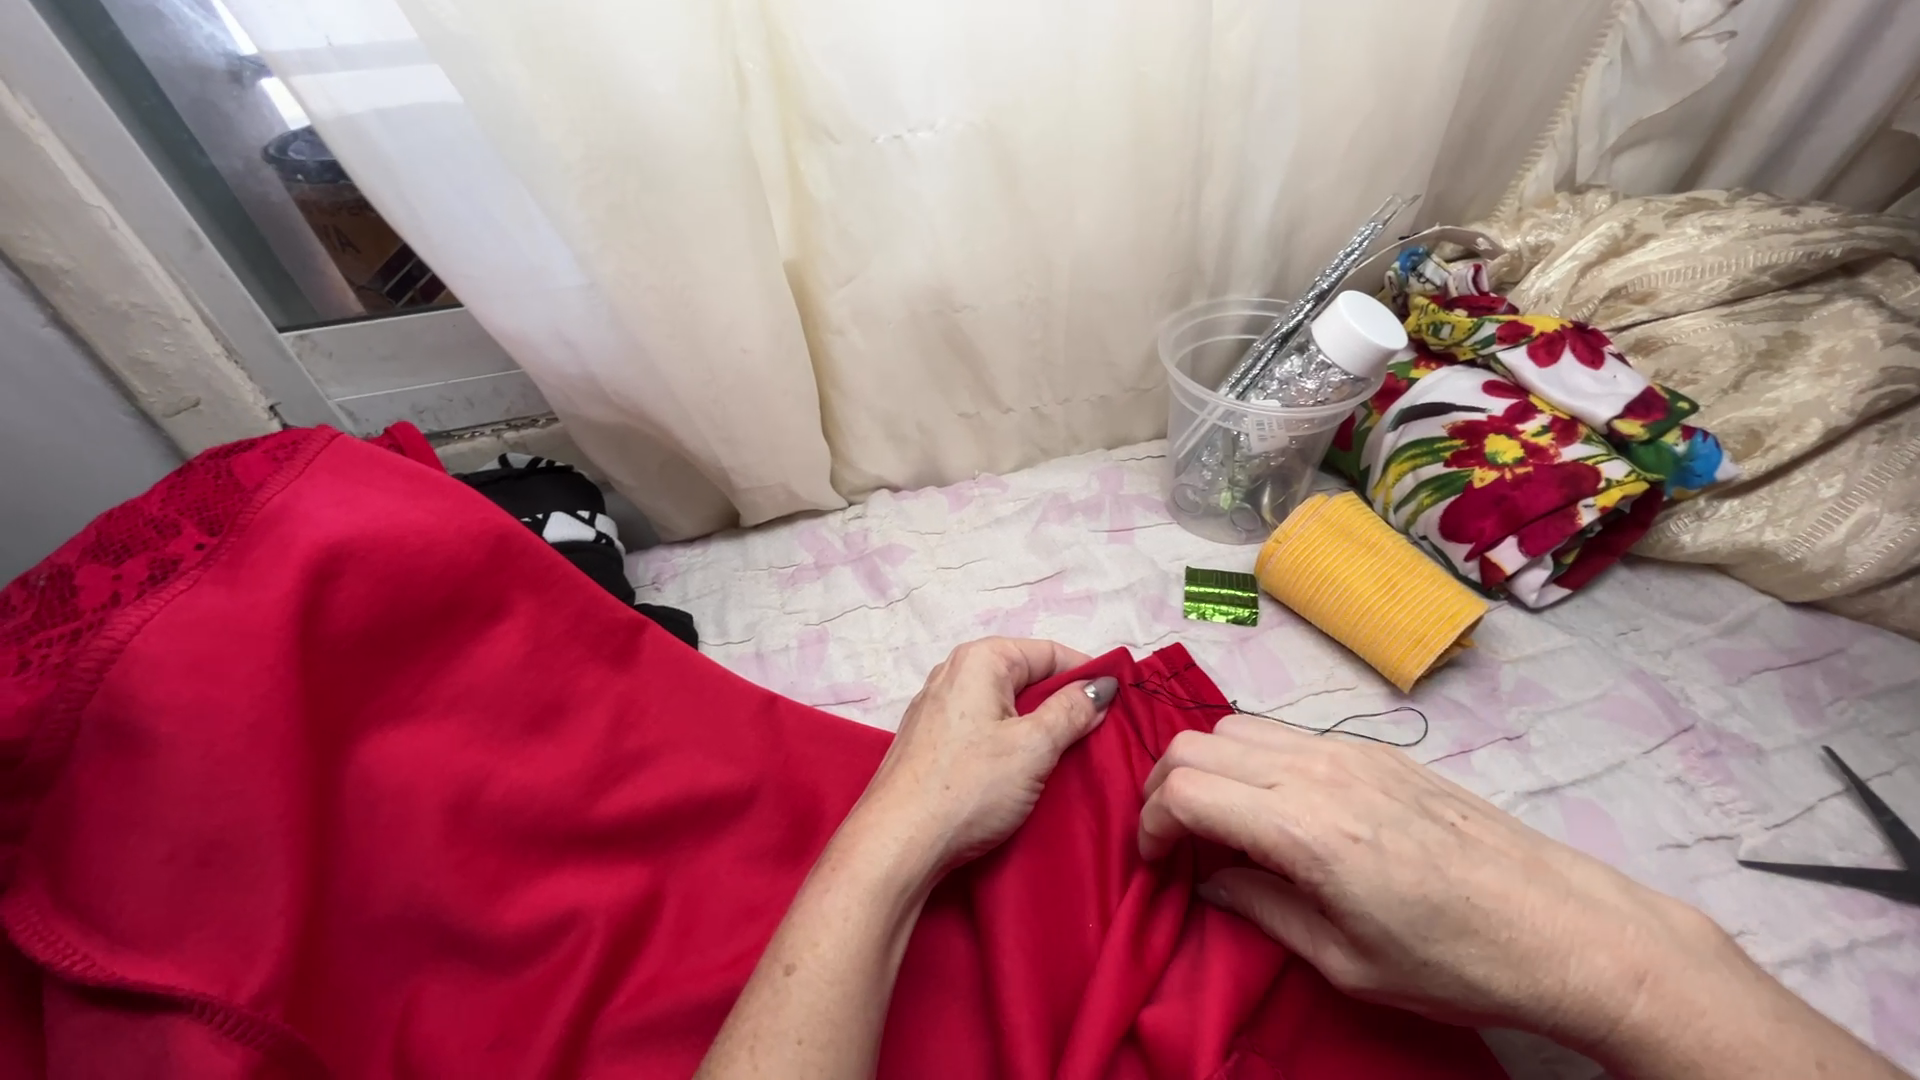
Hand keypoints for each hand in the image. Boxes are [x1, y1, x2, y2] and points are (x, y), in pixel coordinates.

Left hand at [859, 637, 1117, 873]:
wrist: (897, 843)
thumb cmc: (969, 786)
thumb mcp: (1034, 746)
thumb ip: (1072, 711)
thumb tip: (1101, 688)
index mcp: (980, 659)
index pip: (1049, 652)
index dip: (1087, 674)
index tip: (1119, 702)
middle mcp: (954, 672)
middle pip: (1025, 676)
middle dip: (1063, 702)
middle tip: (1100, 733)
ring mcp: (937, 707)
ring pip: (1005, 704)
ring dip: (1038, 725)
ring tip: (1069, 754)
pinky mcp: (931, 740)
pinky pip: (984, 726)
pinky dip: (1010, 740)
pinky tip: (1026, 769)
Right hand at [1135, 715, 1727, 1049]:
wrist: (1570, 930)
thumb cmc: (1456, 963)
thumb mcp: (1344, 962)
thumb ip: (1258, 907)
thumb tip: (1204, 878)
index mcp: (1305, 829)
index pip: (1185, 791)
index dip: (1149, 823)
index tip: (1153, 860)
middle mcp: (1317, 770)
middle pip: (1195, 745)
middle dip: (1161, 786)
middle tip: (1170, 836)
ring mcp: (1347, 750)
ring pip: (1234, 727)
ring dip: (1205, 765)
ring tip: (1218, 817)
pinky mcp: (1373, 749)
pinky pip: (1282, 733)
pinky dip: (1250, 758)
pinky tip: (1275, 804)